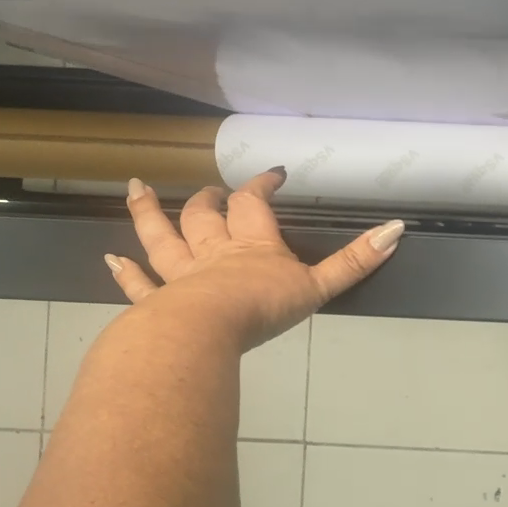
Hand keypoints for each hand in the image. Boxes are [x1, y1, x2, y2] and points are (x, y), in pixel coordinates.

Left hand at [106, 168, 401, 350]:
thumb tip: (395, 230)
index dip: (263, 185)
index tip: (273, 173)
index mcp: (253, 246)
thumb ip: (356, 261)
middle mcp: (213, 252)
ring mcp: (181, 277)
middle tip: (213, 189)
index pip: (256, 204)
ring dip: (150, 214)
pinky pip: (140, 284)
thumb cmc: (262, 307)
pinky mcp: (159, 302)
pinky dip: (126, 273)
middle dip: (211, 199)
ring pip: (163, 238)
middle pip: (207, 216)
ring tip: (137, 190)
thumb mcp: (319, 284)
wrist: (203, 332)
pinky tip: (112, 259)